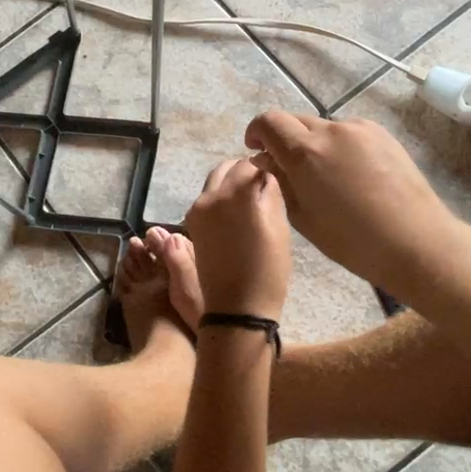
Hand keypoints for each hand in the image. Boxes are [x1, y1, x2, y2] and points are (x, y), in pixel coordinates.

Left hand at [181, 158, 291, 320]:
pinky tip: (236, 215)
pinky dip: (220, 199)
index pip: (250, 163)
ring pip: (214, 184)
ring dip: (230, 185)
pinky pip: (206, 201)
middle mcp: (210, 196)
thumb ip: (271, 194)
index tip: (275, 174)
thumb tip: (265, 175)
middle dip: (243, 172)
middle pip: (226, 170)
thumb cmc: (267, 269)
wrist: (237, 308)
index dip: (264, 166)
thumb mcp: (279, 228)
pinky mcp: (191, 225)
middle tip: (262, 185)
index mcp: (235, 192)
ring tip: (250, 201)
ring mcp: (197, 211)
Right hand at [242, 111, 463, 290]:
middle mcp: (331, 131)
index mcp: (305, 152)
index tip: (256, 150)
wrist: (415, 241)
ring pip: (323, 128)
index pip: (268, 121)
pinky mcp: (383, 135)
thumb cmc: (352, 240)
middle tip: (287, 168)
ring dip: (313, 144)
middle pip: (295, 121)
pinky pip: (349, 133)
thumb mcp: (303, 217)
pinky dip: (339, 147)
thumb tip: (266, 161)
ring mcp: (360, 130)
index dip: (256, 132)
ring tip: (324, 177)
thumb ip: (280, 181)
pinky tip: (350, 176)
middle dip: (284, 139)